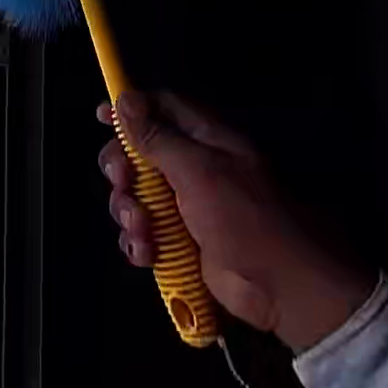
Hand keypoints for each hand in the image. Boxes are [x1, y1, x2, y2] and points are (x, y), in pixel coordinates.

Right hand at [98, 91, 372, 351]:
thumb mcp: (198, 170)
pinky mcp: (180, 239)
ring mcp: (185, 204)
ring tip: (143, 231)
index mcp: (203, 137)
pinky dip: (138, 241)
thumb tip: (125, 99)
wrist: (284, 288)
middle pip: (137, 151)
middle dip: (122, 168)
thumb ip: (157, 137)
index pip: (160, 107)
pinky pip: (143, 230)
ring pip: (135, 194)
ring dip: (129, 211)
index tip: (102, 116)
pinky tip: (146, 253)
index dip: (130, 107)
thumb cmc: (246, 217)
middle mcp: (191, 164)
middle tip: (123, 181)